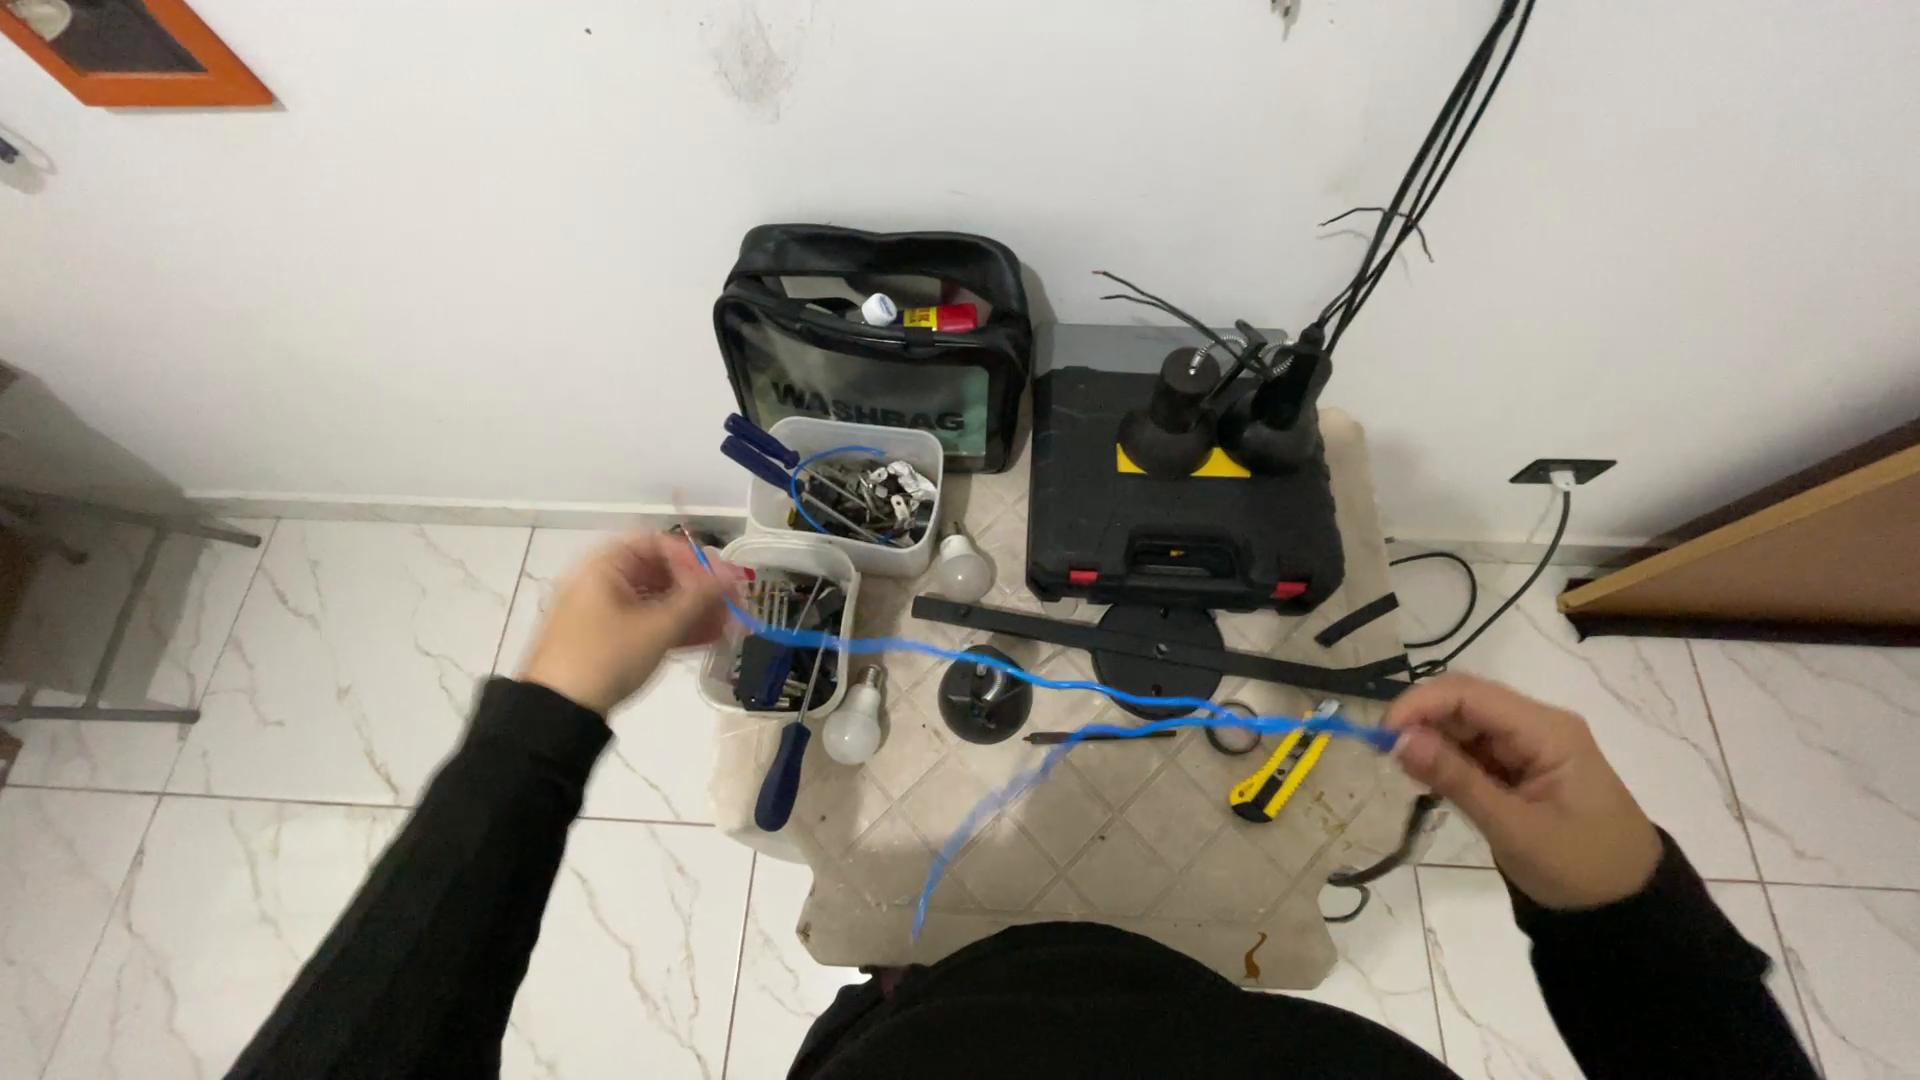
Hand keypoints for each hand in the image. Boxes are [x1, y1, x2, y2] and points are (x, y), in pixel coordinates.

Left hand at [519, 531, 742, 714]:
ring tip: (727, 625)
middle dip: (700, 588)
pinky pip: (649, 621)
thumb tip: (732, 575)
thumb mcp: (657, 627)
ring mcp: (604, 611)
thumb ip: (699, 598)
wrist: (558, 712)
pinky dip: (676, 627)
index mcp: (605, 566)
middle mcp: (603, 581)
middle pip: (660, 572)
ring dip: (694, 610)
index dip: (693, 557)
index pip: (658, 543)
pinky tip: (708, 639)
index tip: (721, 578)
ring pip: (658, 600)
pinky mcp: (608, 637)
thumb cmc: (607, 657)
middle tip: (731, 603)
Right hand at [1385, 673, 1661, 909]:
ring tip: (1409, 772)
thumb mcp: (1514, 828)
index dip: (1418, 704)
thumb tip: (1397, 740)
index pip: (1468, 694)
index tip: (1382, 736)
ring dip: (1427, 738)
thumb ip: (1455, 780)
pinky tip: (1431, 779)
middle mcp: (1536, 724)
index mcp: (1547, 730)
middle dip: (1419, 719)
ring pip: (1459, 720)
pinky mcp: (1515, 761)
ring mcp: (1526, 742)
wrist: (1626, 909)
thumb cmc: (1580, 868)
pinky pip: (1467, 743)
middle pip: (1461, 700)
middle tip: (1386, 754)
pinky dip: (1442, 755)